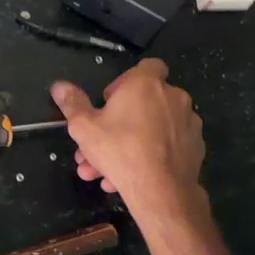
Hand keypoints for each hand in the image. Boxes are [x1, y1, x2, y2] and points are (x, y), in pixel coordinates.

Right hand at [51, 58, 204, 211]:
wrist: (160, 188)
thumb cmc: (119, 149)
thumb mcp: (83, 127)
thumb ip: (72, 104)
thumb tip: (59, 86)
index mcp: (145, 84)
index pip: (148, 66)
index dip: (128, 81)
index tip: (112, 101)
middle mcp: (173, 96)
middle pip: (143, 104)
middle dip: (117, 124)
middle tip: (97, 146)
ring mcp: (188, 121)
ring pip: (152, 129)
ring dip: (129, 145)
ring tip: (105, 171)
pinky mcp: (196, 145)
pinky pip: (166, 146)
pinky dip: (150, 156)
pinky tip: (131, 175)